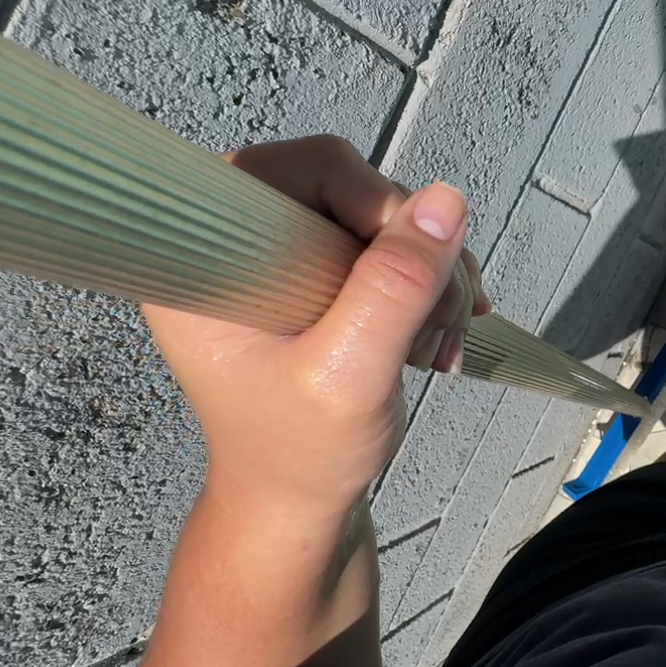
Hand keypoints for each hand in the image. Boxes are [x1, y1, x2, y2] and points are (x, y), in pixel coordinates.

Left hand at [143, 135, 490, 513]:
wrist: (304, 495)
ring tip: (441, 347)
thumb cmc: (304, 449)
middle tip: (441, 328)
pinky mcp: (328, 278)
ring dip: (439, 281)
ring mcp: (293, 256)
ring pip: (395, 224)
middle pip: (364, 193)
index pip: (310, 171)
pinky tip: (444, 336)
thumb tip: (449, 201)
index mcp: (216, 248)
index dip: (378, 210)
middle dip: (421, 259)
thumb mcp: (352, 373)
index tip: (413, 286)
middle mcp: (250, 237)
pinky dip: (438, 291)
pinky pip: (403, 253)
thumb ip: (395, 288)